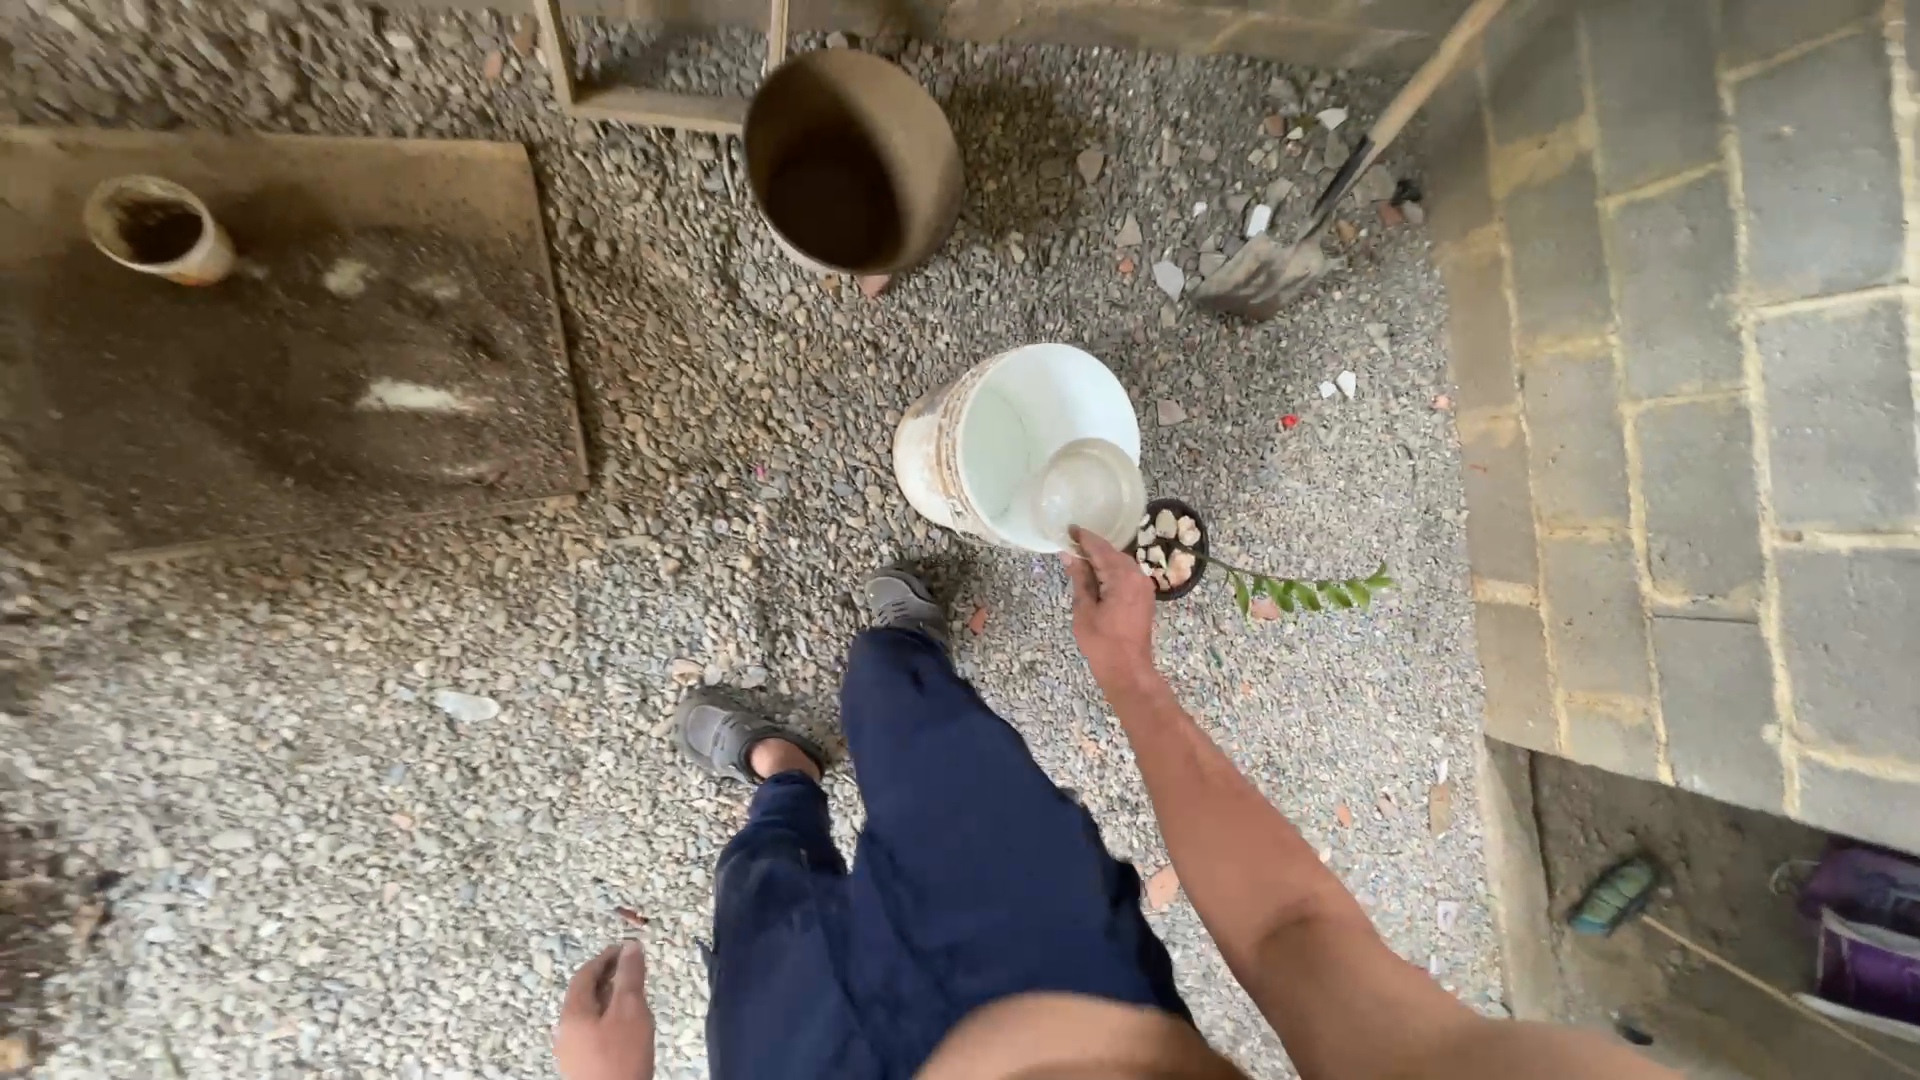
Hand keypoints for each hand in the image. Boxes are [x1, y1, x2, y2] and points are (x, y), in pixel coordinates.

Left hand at [555, 942, 655, 1079]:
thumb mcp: (630, 1009)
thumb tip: (631, 946)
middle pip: (584, 993)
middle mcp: (565, 1031)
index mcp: (573, 1014)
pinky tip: (627, 1023)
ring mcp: (571, 1051)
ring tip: (635, 993)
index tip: (628, 947)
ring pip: (589, 1012)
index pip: (584, 974)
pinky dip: (608, 1015)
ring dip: (610, 996)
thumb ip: (630, 976)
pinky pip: (592, 1029)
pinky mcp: (581, 1066)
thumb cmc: (621, 1055)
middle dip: (609, 975)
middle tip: (633, 967)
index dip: (606, 957)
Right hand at [1060, 525, 1158, 691]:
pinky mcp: (1144, 596)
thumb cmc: (1101, 642)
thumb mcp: (1084, 609)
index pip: (1100, 548)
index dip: (1083, 538)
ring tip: (1080, 559)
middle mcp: (1137, 575)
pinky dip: (1111, 571)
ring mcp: (1144, 586)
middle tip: (1070, 544)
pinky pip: (1127, 574)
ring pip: (1120, 563)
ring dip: (1102, 559)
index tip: (1069, 528)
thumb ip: (1080, 579)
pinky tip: (1097, 575)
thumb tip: (1070, 556)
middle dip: (1092, 548)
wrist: (1128, 669)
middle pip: (1112, 553)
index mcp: (1122, 576)